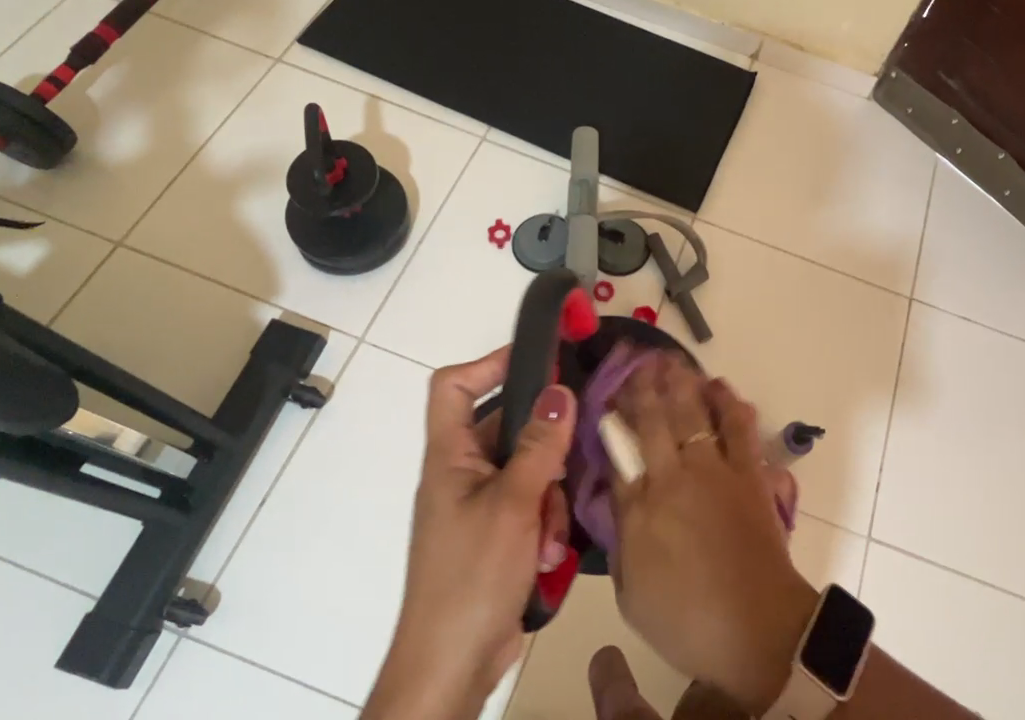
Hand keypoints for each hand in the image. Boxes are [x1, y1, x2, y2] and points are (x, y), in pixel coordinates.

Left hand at [364, 347, 576, 719]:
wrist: (453, 663)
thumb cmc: (472, 575)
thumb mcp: (514, 504)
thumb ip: (539, 445)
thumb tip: (559, 390)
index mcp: (449, 455)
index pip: (453, 386)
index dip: (489, 364)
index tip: (539, 360)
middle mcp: (461, 473)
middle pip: (507, 428)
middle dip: (544, 447)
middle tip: (575, 451)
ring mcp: (480, 506)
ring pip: (528, 470)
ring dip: (549, 497)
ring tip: (551, 533)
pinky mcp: (498, 536)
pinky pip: (531, 507)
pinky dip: (546, 525)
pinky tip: (551, 555)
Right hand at [611, 359, 818, 715]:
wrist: (758, 631)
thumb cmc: (686, 620)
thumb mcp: (631, 591)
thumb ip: (622, 535)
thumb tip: (618, 493)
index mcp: (641, 506)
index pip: (619, 448)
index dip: (612, 417)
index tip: (606, 394)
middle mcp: (675, 477)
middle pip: (655, 418)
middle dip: (644, 386)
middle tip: (637, 361)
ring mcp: (716, 471)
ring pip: (694, 412)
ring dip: (681, 383)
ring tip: (670, 361)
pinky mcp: (750, 474)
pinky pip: (739, 427)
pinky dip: (728, 403)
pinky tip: (719, 387)